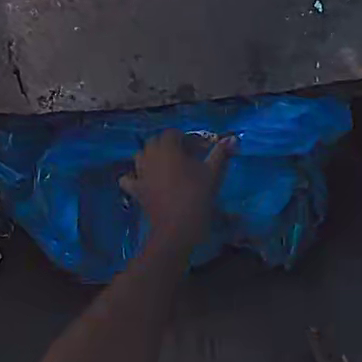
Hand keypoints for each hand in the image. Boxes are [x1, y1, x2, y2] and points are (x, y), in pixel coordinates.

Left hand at [121, 130, 231, 255]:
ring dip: (153, 157)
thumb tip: (232, 138)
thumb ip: (221, 153)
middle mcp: (149, 156)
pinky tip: (146, 181)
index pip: (174, 133)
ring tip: (169, 167)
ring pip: (141, 157)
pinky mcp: (136, 190)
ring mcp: (140, 173)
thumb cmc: (197, 195)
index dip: (188, 139)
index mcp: (167, 147)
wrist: (178, 227)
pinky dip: (136, 177)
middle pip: (156, 142)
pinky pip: (129, 179)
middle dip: (170, 146)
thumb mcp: (213, 172)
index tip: (202, 149)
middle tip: (188, 157)